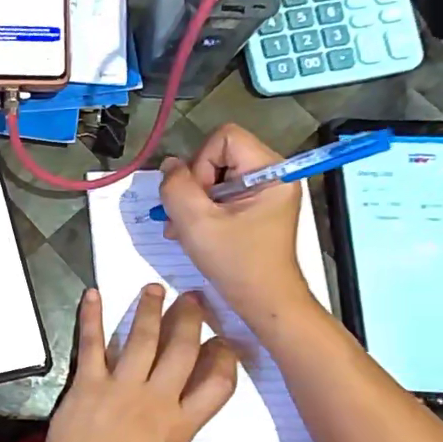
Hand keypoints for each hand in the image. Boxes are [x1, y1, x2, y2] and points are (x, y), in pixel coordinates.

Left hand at [30, 286, 237, 441]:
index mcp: (179, 427)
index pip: (217, 384)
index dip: (226, 360)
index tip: (226, 343)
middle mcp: (155, 399)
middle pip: (182, 349)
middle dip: (191, 319)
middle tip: (193, 298)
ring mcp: (120, 387)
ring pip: (142, 338)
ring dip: (150, 309)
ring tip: (155, 289)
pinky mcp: (87, 382)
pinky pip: (92, 343)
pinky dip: (92, 317)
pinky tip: (94, 294)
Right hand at [159, 124, 315, 324]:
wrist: (266, 303)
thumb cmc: (237, 265)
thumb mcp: (196, 224)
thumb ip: (176, 188)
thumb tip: (169, 166)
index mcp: (271, 171)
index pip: (225, 138)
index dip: (201, 163)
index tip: (198, 199)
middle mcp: (273, 174)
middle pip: (218, 156)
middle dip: (195, 186)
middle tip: (184, 219)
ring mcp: (265, 193)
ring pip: (216, 177)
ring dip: (194, 202)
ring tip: (183, 230)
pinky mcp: (256, 209)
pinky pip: (222, 195)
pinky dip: (204, 211)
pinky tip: (194, 233)